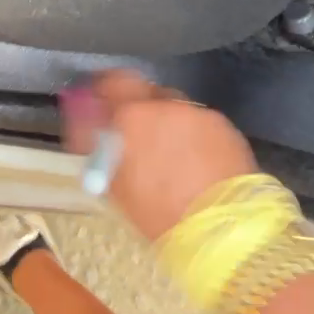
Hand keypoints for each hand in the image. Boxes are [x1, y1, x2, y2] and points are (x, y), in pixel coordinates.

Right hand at [60, 69, 258, 240]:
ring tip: (176, 152)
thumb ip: (99, 145)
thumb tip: (89, 124)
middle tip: (143, 132)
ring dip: (170, 122)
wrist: (224, 232)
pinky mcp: (222, 124)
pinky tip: (200, 160)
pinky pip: (200, 121)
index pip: (113, 81)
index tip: (107, 100)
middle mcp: (162, 105)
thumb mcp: (116, 183)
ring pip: (175, 108)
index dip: (108, 88)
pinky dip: (195, 134)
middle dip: (142, 107)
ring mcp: (195, 113)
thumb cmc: (160, 215)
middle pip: (146, 93)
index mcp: (131, 117)